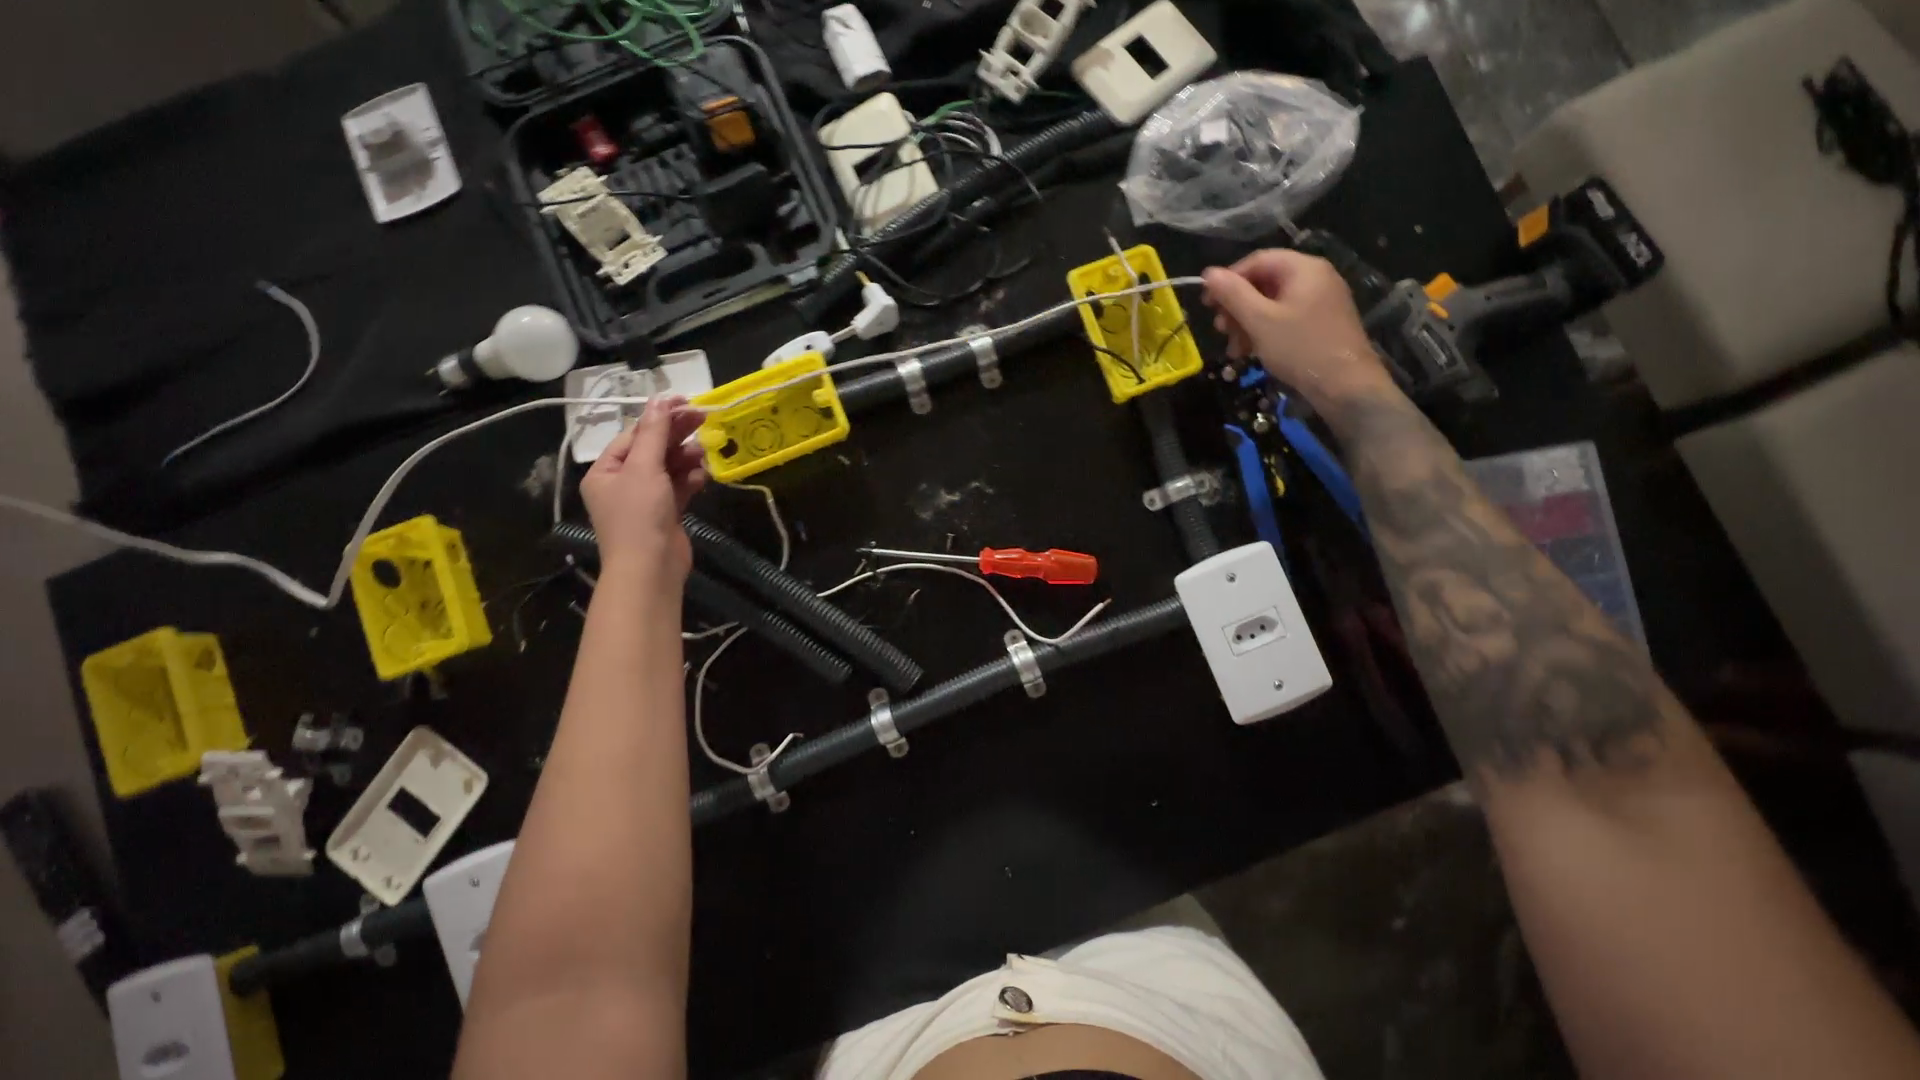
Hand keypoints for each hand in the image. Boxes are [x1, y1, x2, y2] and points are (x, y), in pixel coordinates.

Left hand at [580, 396, 706, 581]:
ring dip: (686, 459)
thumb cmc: (639, 515)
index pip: (633, 435)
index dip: (659, 418)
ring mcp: (644, 501)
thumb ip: (653, 433)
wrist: (650, 569)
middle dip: (676, 436)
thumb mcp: (644, 468)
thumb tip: (660, 400)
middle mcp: (621, 484)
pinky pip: (678, 488)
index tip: (686, 404)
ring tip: (703, 452)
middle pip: (651, 450)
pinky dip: (690, 480)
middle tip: (703, 419)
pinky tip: (702, 476)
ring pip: (668, 469)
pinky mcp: (665, 515)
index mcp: (605, 471)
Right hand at [1202, 250, 1397, 411]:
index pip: (1257, 261)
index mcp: (1303, 268)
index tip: (1208, 304)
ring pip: (1273, 303)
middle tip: (1221, 330)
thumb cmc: (1300, 348)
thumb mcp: (1259, 321)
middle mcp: (1315, 278)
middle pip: (1265, 282)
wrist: (1346, 386)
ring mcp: (1321, 301)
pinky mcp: (1322, 323)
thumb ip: (1233, 294)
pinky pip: (1286, 318)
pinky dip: (1265, 331)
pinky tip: (1251, 352)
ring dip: (1247, 323)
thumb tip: (1208, 273)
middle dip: (1237, 306)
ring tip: (1234, 348)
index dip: (1228, 280)